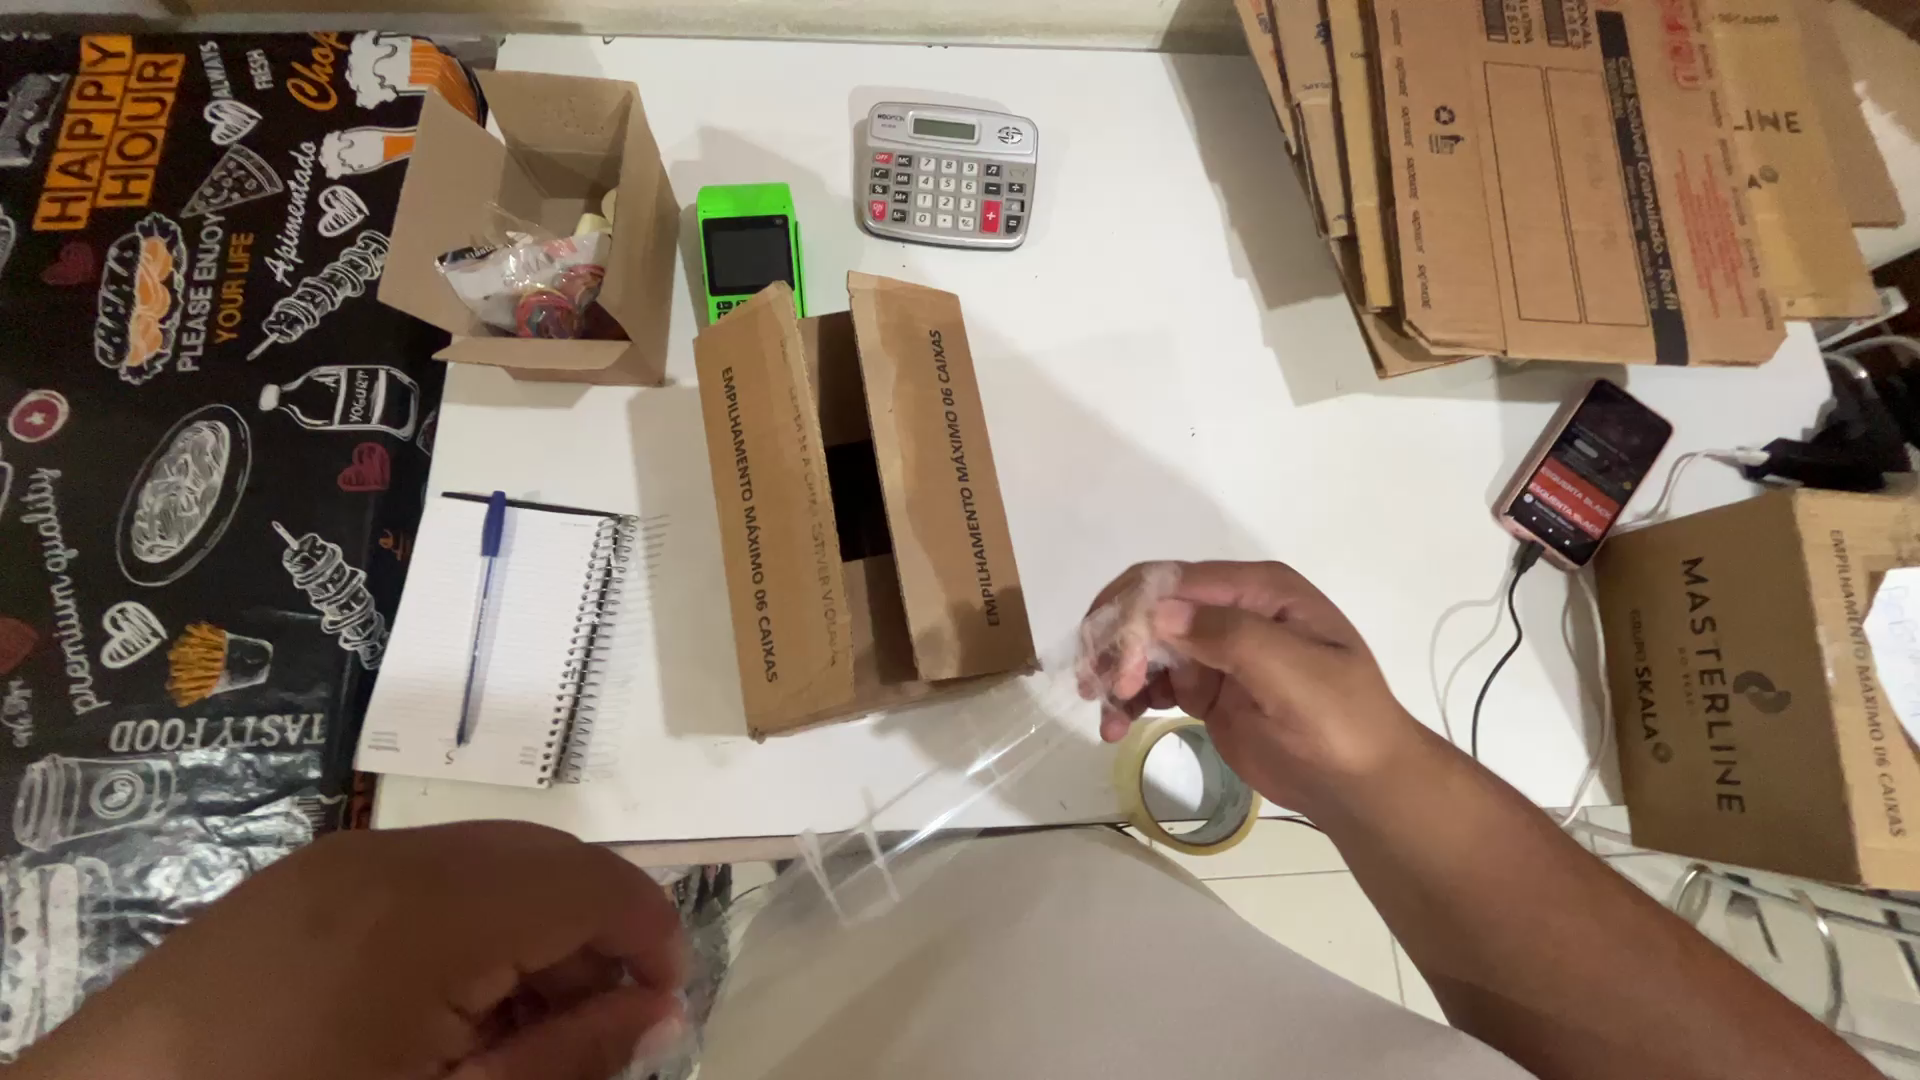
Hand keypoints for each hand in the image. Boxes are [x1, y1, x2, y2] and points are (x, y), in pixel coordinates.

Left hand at [13, 822, 687, 1079]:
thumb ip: (571, 1057)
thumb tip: (665, 1013)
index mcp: (426, 907)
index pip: (591, 881)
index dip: (650, 930)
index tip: (670, 997)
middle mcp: (387, 854)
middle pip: (547, 861)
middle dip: (595, 929)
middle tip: (603, 1018)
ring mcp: (332, 861)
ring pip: (492, 863)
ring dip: (535, 927)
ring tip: (527, 1020)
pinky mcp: (294, 883)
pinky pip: (427, 876)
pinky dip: (471, 923)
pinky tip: (452, 1002)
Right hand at [1084, 561, 1427, 811]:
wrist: (1360, 786)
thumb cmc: (1341, 723)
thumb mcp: (1297, 674)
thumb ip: (1230, 636)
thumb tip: (1159, 612)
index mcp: (1257, 590)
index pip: (1174, 581)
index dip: (1134, 614)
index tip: (1117, 666)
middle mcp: (1230, 608)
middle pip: (1149, 608)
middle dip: (1117, 644)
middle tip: (1100, 689)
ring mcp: (1214, 648)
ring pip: (1142, 645)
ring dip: (1115, 674)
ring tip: (1107, 715)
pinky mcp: (1202, 685)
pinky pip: (1151, 680)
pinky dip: (1127, 698)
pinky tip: (1117, 724)